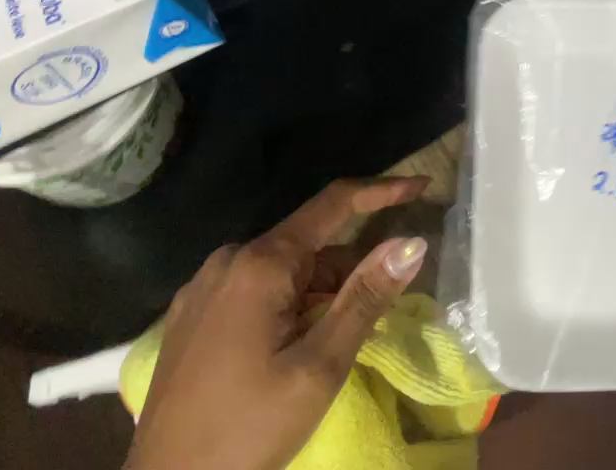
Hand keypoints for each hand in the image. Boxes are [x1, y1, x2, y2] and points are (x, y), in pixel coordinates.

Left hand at [125, 178, 430, 469]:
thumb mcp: (318, 368)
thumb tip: (411, 243)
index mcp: (259, 263)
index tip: (423, 186)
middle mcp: (228, 259)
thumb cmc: (247, 430)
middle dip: (351, 268)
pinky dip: (290, 304)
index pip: (333, 204)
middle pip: (310, 244)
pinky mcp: (192, 315)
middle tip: (382, 313)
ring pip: (284, 270)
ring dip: (320, 292)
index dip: (383, 191)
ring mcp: (204, 287)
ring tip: (338, 343)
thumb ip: (364, 298)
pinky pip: (256, 290)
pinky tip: (298, 346)